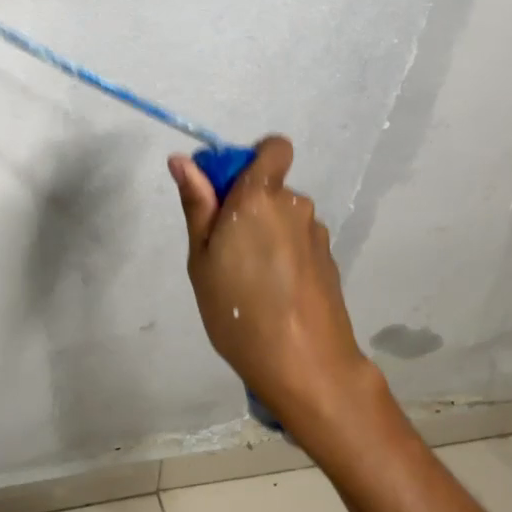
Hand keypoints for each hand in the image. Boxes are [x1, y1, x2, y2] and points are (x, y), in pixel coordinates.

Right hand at [168, 136, 369, 428]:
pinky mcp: (328, 260)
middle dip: (247, 206)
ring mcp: (315, 234)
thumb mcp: (201, 259)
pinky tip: (272, 294)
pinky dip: (282, 256)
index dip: (250, 160)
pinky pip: (296, 243)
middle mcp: (294, 206)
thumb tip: (183, 160)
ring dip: (265, 234)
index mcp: (259, 197)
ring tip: (246, 280)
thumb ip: (197, 205)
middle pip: (271, 187)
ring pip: (283, 218)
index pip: (272, 148)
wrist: (304, 363)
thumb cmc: (238, 309)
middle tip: (222, 250)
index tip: (225, 192)